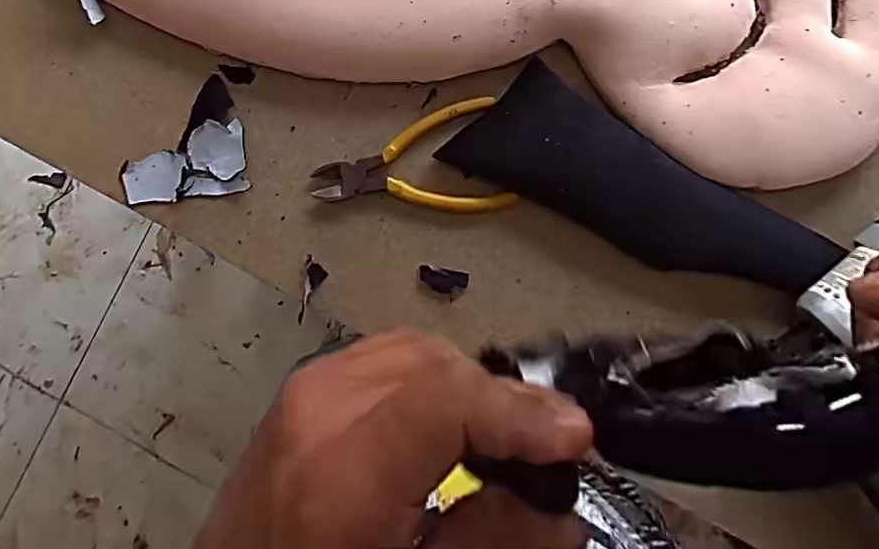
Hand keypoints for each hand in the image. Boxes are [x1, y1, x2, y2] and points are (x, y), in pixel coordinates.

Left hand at [191, 327, 592, 548]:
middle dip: (497, 398)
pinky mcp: (303, 385)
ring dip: (465, 383)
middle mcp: (317, 406)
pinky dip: (428, 377)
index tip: (575, 434)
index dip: (515, 409)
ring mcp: (304, 386)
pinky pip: (382, 356)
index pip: (441, 395)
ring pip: (411, 349)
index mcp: (339, 469)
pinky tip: (449, 418)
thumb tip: (557, 503)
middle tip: (549, 443)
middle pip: (432, 363)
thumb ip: (490, 540)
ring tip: (505, 433)